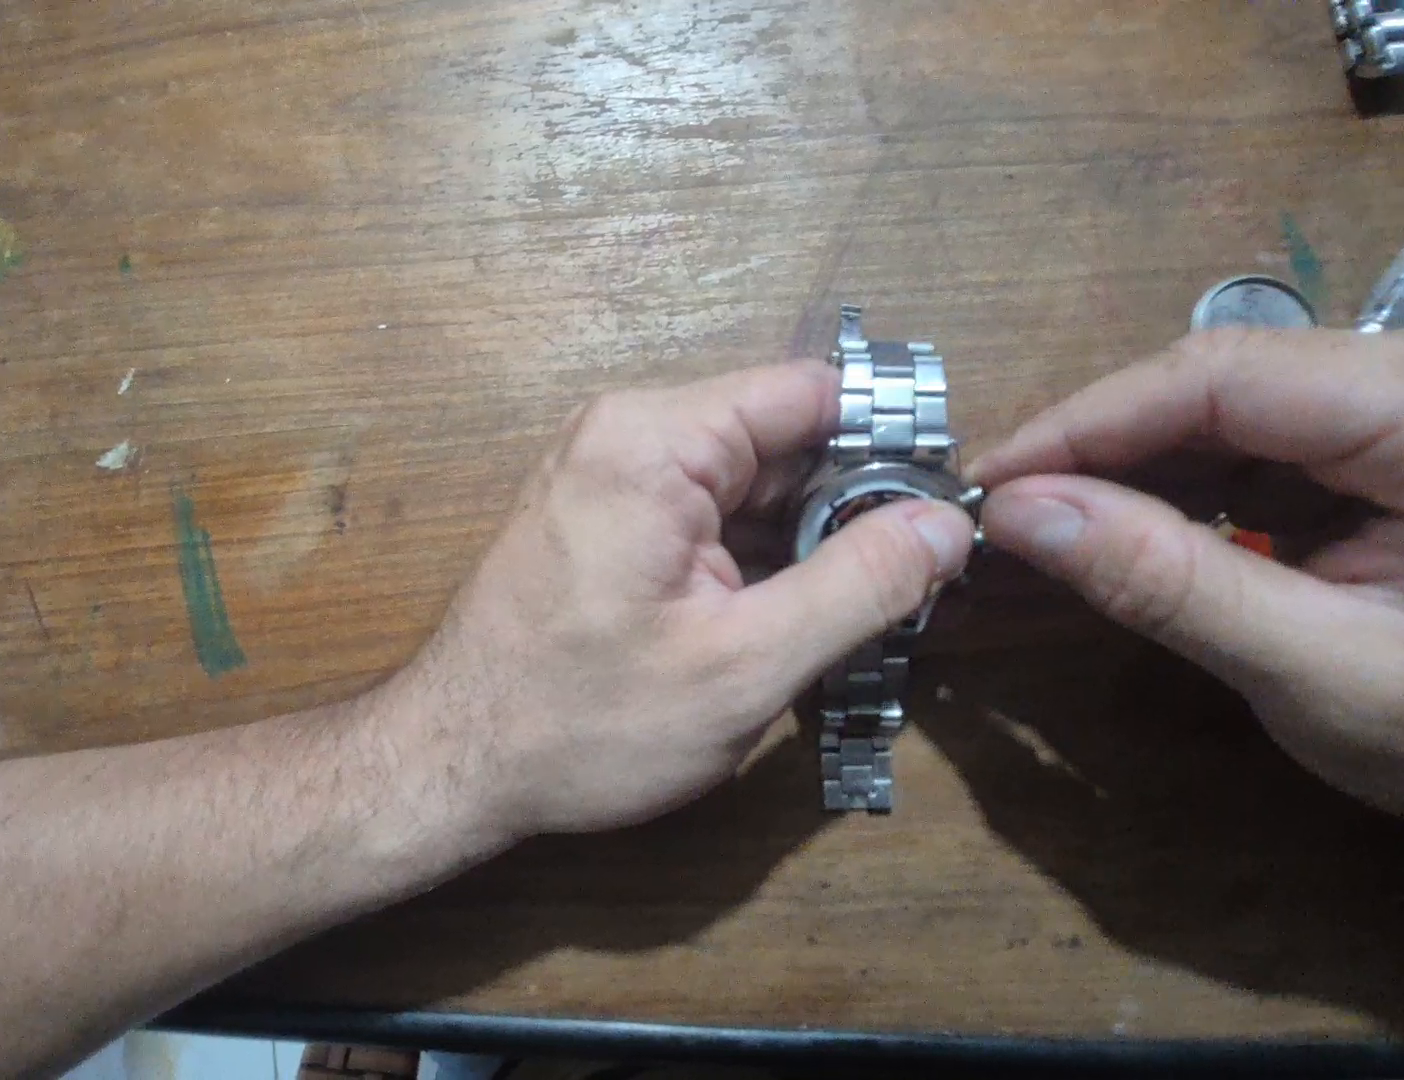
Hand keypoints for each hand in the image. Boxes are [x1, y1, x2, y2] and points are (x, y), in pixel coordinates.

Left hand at [386, 361, 974, 836]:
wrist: (456, 760)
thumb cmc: (584, 724)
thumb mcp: (743, 665)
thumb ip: (858, 586)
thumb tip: (947, 523)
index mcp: (656, 440)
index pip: (810, 394)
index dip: (889, 443)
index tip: (944, 509)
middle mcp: (629, 434)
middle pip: (781, 438)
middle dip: (848, 505)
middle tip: (912, 584)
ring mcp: (613, 474)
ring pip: (750, 483)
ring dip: (804, 542)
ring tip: (857, 610)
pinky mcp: (609, 518)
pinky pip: (708, 515)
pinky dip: (756, 558)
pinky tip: (788, 613)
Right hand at [969, 308, 1403, 849]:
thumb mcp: (1338, 681)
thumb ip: (1172, 589)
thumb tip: (1018, 514)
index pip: (1227, 376)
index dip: (1083, 422)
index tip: (987, 482)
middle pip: (1216, 381)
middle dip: (1094, 452)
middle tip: (1005, 520)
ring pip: (1220, 406)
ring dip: (1124, 471)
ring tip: (1048, 533)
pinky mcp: (1401, 419)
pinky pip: (1250, 434)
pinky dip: (1174, 486)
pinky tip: (1128, 531)